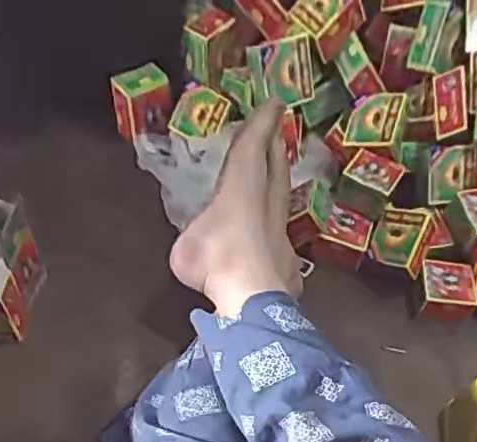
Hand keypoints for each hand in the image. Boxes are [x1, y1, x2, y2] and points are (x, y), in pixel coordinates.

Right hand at [167, 103, 304, 316]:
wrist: (251, 302)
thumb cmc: (215, 262)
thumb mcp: (187, 247)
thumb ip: (194, 239)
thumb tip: (198, 251)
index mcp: (243, 188)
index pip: (254, 146)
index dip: (262, 124)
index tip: (273, 105)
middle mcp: (269, 208)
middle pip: (277, 170)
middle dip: (276, 150)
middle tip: (277, 137)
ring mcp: (284, 240)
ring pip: (283, 209)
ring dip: (278, 197)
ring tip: (272, 192)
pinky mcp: (290, 270)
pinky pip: (282, 249)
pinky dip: (275, 245)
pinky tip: (270, 254)